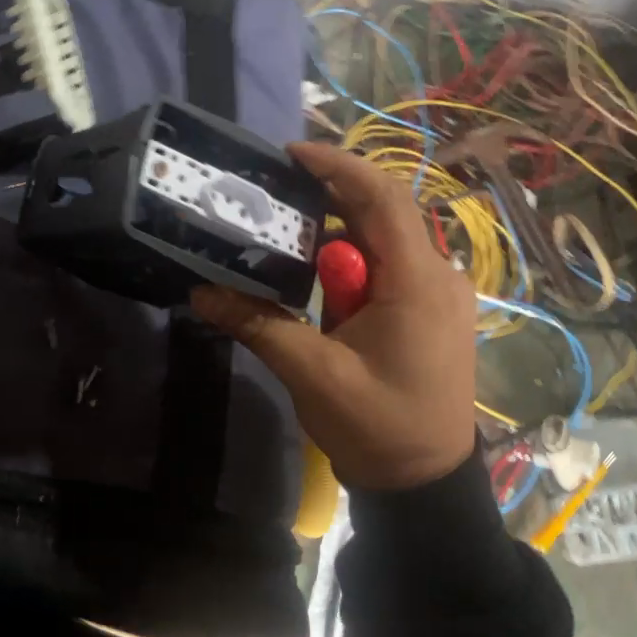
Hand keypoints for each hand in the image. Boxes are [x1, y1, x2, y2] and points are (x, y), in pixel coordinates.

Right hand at [191, 142, 476, 490]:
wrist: (425, 482)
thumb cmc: (376, 424)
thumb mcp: (310, 372)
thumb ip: (257, 323)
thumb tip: (199, 290)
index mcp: (417, 282)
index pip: (381, 199)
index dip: (337, 167)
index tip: (288, 154)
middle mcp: (437, 275)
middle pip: (382, 211)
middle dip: (326, 194)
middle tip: (270, 189)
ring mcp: (436, 293)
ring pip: (383, 236)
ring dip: (333, 226)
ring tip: (280, 224)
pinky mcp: (427, 309)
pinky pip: (387, 262)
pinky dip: (348, 253)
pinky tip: (310, 266)